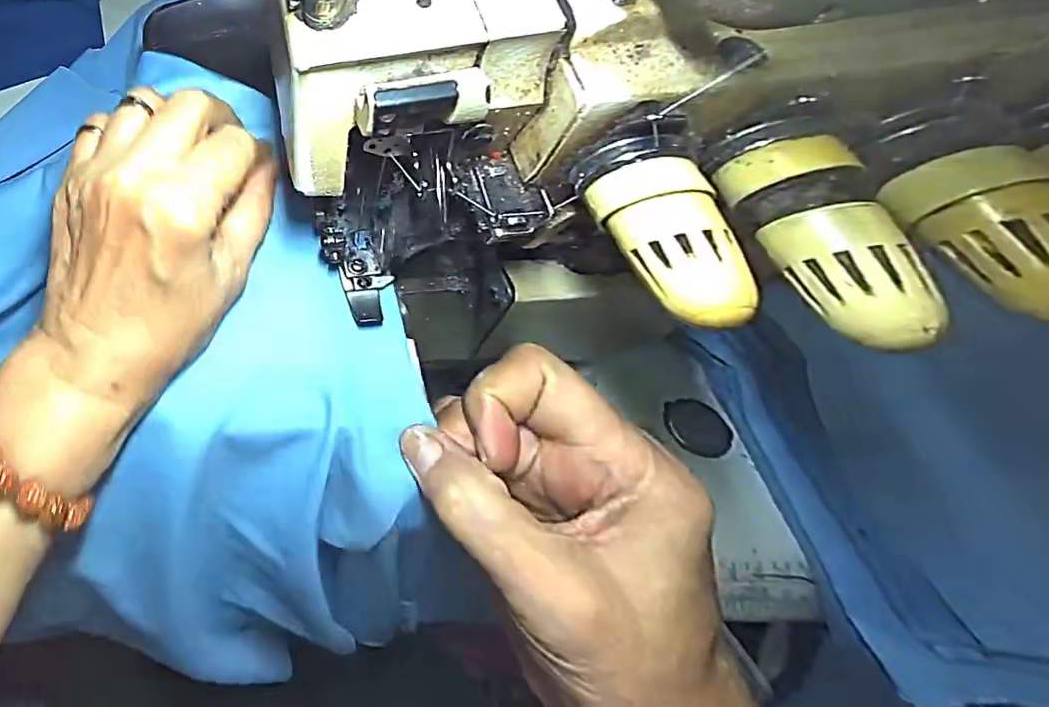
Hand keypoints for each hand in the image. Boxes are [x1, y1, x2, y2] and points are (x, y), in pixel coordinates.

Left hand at [0, 88, 276, 490]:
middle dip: (218, 121)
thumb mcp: (228, 275)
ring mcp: (97, 172)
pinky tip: (135, 158)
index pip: (235, 142)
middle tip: (220, 151)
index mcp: (182, 205)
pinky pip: (98, 123)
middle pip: (191, 103)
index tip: (252, 171)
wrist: (90, 354)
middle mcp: (136, 176)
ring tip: (176, 152)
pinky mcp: (70, 178)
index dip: (254, 154)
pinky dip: (123, 130)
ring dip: (169, 120)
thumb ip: (254, 208)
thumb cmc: (164, 328)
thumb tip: (265, 164)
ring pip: (142, 102)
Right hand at [401, 344, 751, 706]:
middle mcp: (586, 459)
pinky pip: (466, 466)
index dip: (495, 402)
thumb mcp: (557, 593)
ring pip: (474, 430)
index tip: (487, 459)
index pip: (540, 377)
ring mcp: (550, 481)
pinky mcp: (520, 504)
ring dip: (452, 462)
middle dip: (465, 438)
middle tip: (459, 490)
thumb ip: (480, 514)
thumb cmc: (633, 670)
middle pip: (499, 401)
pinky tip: (454, 514)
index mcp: (627, 464)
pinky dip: (446, 482)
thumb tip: (415, 441)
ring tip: (459, 511)